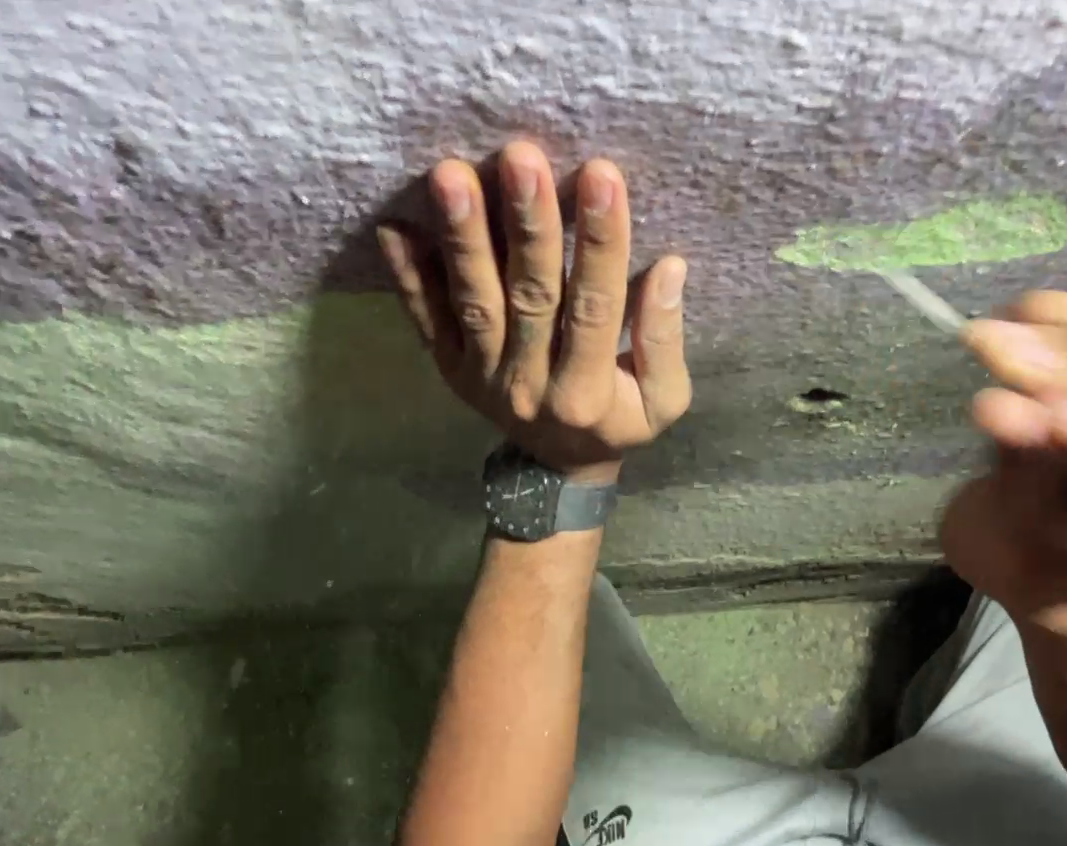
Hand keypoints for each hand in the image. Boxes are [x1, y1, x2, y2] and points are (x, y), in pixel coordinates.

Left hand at [377, 142, 690, 483]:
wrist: (558, 467)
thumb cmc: (618, 422)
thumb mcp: (663, 402)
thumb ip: (665, 342)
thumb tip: (669, 268)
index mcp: (587, 392)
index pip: (597, 309)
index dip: (601, 244)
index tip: (603, 176)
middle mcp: (530, 384)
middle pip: (530, 298)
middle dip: (528, 227)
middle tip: (521, 158)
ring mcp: (482, 376)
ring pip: (474, 303)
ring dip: (463, 239)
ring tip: (452, 176)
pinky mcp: (450, 368)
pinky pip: (427, 321)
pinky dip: (409, 276)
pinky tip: (396, 228)